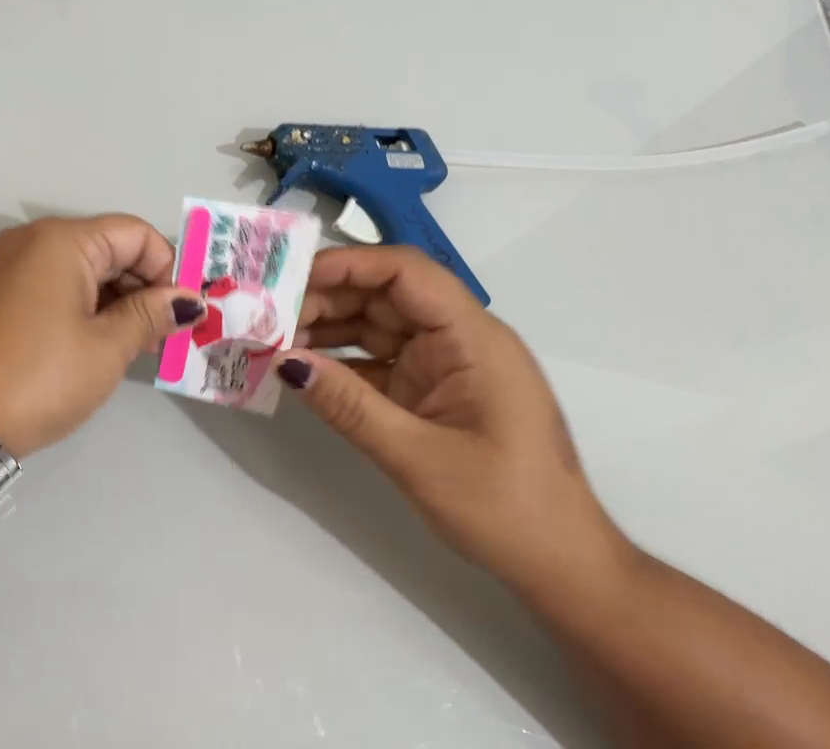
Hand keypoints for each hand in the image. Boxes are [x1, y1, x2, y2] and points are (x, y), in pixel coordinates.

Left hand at [0, 215, 203, 456]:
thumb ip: (152, 314)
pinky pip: (55, 282)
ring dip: (115, 299)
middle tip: (158, 338)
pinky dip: (83, 304)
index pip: (134, 233)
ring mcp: (10, 264)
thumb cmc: (43, 378)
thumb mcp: (108, 347)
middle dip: (141, 287)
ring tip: (132, 346)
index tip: (177, 314)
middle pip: (108, 246)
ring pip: (82, 267)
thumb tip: (189, 299)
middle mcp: (32, 239)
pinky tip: (97, 341)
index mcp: (60, 240)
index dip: (165, 269)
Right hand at [272, 246, 632, 595]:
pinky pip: (379, 359)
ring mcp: (446, 365)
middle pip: (385, 294)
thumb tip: (284, 360)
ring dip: (327, 328)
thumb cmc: (505, 508)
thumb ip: (348, 404)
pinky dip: (340, 362)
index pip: (407, 273)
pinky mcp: (432, 391)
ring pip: (377, 324)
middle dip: (326, 298)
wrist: (561, 564)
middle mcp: (460, 340)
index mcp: (474, 339)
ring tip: (273, 339)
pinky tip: (301, 368)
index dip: (348, 265)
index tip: (290, 280)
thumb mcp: (417, 457)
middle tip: (268, 317)